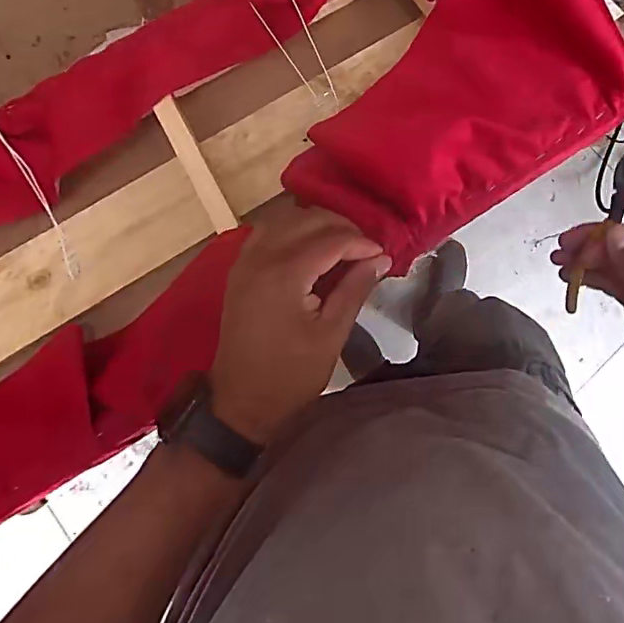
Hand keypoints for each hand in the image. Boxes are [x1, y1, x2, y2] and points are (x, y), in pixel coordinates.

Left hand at [211, 203, 389, 442]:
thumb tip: (380, 258)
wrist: (240, 404)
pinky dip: (293, 229)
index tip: (383, 255)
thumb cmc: (291, 375)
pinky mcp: (240, 269)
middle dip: (342, 228)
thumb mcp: (332, 334)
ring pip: (286, 218)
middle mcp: (261, 258)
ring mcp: (245, 261)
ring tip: (342, 244)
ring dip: (317, 223)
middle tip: (366, 249)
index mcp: (284, 275)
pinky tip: (311, 246)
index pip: (331, 239)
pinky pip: (268, 230)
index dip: (362, 243)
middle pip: (308, 219)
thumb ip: (355, 288)